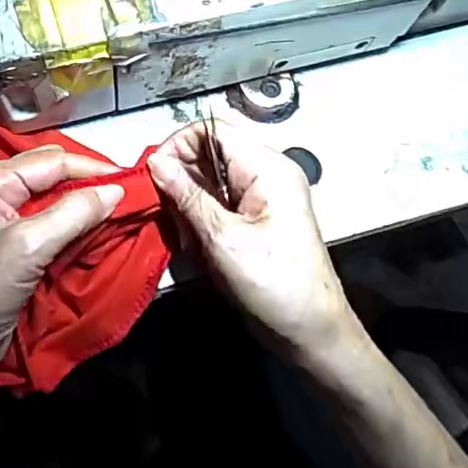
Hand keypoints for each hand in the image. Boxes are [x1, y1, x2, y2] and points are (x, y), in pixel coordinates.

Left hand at [0, 146, 123, 380]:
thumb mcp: (28, 248)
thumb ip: (72, 214)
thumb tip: (114, 190)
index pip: (51, 162)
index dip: (92, 169)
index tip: (130, 180)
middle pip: (51, 170)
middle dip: (87, 180)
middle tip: (125, 193)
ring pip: (51, 190)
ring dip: (81, 198)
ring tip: (114, 206)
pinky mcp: (6, 233)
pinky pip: (46, 212)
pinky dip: (70, 216)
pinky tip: (91, 223)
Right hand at [147, 122, 359, 363]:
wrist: (312, 336)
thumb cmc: (277, 286)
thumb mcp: (223, 238)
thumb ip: (186, 195)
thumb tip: (155, 161)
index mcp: (266, 168)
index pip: (211, 130)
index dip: (178, 145)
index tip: (155, 173)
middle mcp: (263, 173)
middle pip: (205, 153)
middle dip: (179, 180)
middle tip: (169, 213)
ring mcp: (258, 195)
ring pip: (204, 179)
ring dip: (186, 204)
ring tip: (186, 237)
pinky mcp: (250, 216)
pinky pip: (212, 200)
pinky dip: (196, 217)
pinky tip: (195, 243)